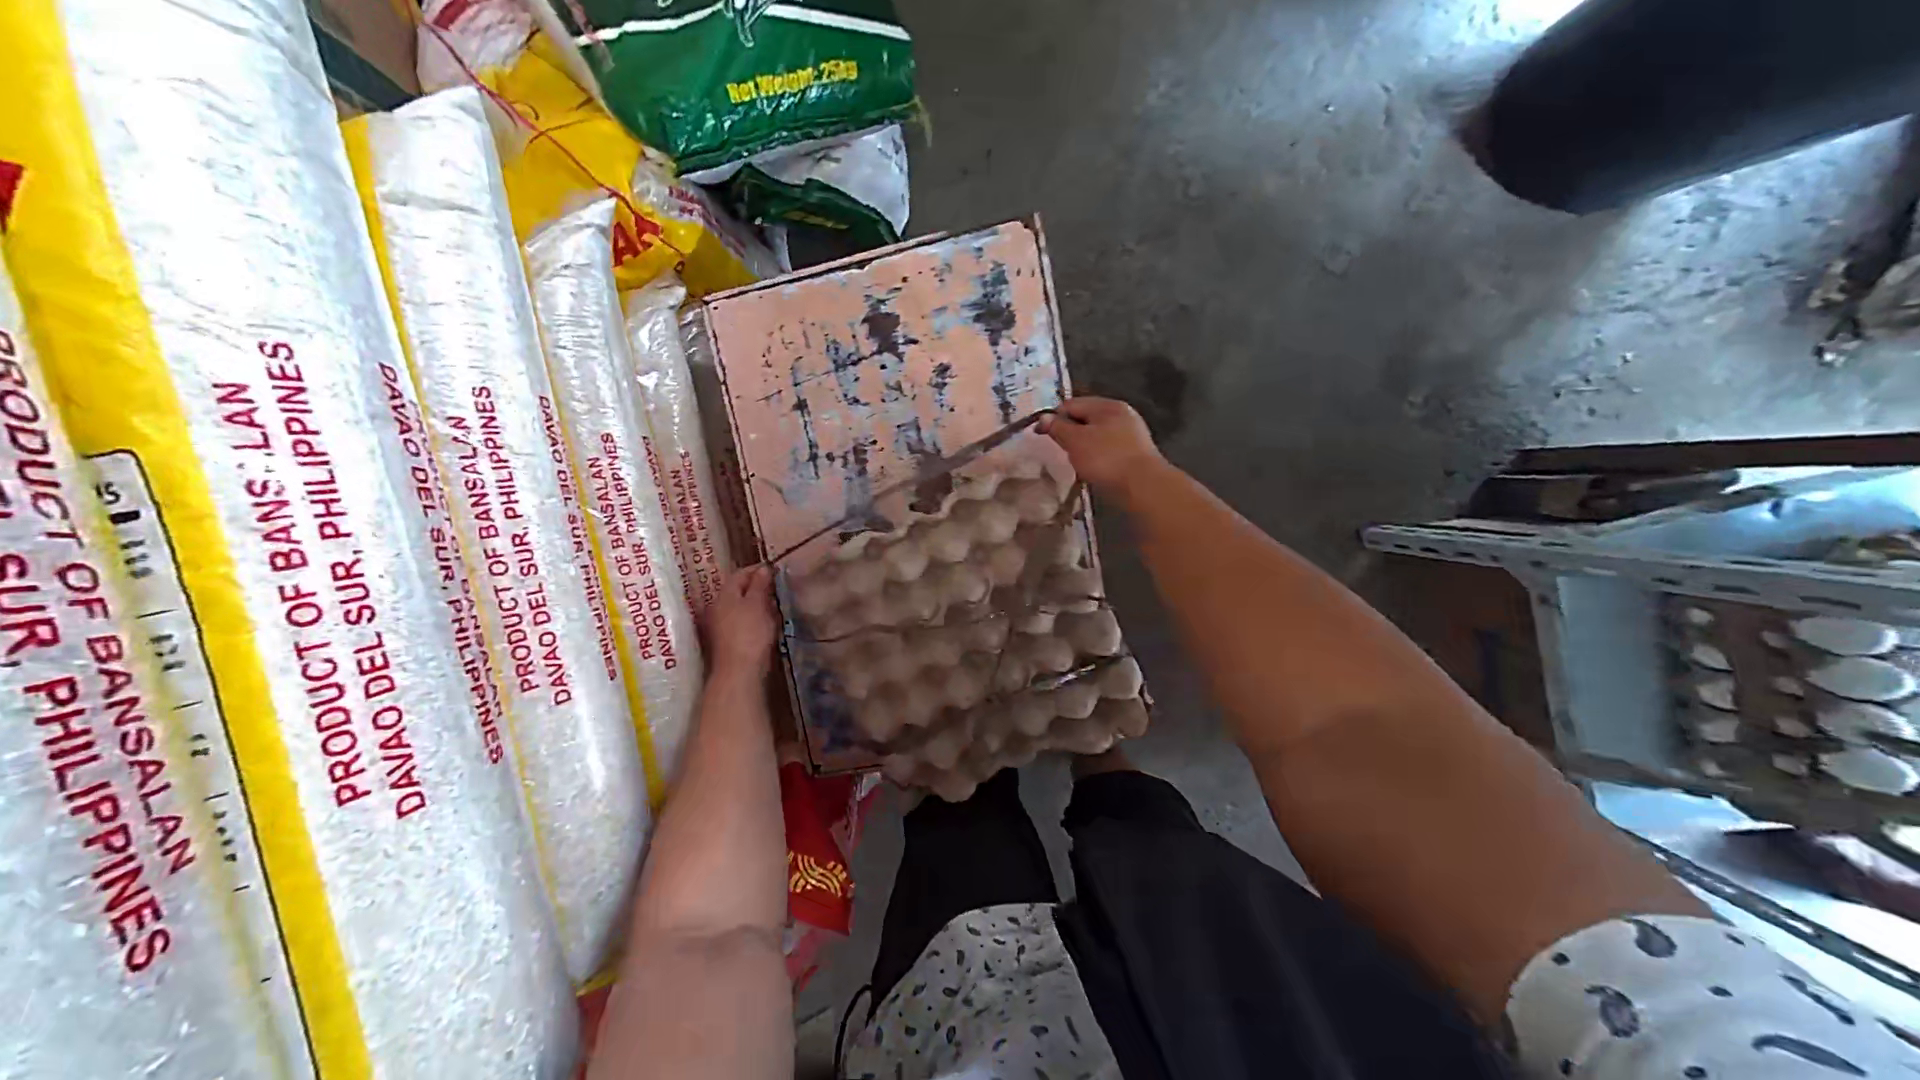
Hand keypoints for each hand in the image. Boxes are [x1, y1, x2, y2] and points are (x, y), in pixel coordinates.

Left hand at [704, 565, 777, 675]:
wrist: (739, 672)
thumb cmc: (750, 633)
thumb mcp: (758, 604)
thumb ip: (760, 585)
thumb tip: (762, 568)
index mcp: (724, 595)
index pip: (740, 574)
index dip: (757, 569)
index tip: (775, 569)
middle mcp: (718, 607)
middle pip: (738, 590)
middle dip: (757, 587)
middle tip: (777, 587)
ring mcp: (720, 626)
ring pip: (740, 607)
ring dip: (756, 604)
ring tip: (775, 606)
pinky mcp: (727, 641)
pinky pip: (742, 622)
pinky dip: (755, 619)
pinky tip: (767, 625)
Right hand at [1037, 397, 1165, 495]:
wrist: (1143, 486)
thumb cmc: (1106, 459)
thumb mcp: (1075, 441)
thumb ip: (1058, 428)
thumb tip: (1043, 418)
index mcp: (1107, 405)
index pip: (1072, 404)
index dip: (1053, 417)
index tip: (1041, 436)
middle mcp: (1122, 414)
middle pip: (1086, 419)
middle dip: (1070, 433)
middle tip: (1059, 450)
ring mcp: (1132, 434)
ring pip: (1098, 435)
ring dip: (1084, 446)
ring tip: (1075, 462)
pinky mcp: (1135, 454)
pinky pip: (1109, 450)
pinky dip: (1098, 457)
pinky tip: (1093, 470)